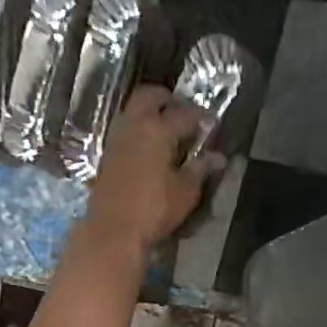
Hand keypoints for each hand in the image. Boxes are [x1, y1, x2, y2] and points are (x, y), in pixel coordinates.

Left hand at [82, 86, 226, 250]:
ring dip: (150, 112)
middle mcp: (134, 125)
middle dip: (168, 98)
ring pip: (133, 111)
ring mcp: (117, 139)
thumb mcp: (186, 191)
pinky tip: (150, 148)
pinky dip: (139, 130)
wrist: (113, 230)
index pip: (185, 114)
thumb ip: (201, 169)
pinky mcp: (107, 155)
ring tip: (167, 130)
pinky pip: (125, 130)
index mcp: (158, 129)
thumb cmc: (154, 209)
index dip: (202, 117)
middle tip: (183, 110)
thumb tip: (219, 157)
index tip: (212, 123)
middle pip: (149, 95)